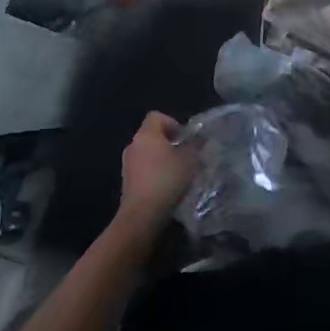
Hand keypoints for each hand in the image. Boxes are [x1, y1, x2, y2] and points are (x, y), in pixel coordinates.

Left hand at [119, 112, 195, 227]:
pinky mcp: (128, 180)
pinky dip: (157, 171)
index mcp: (146, 135)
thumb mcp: (191, 159)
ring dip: (164, 158)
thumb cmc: (167, 179)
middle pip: (153, 135)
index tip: (185, 138)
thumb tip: (201, 138)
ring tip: (180, 171)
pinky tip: (169, 184)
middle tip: (187, 154)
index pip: (156, 116)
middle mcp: (133, 146)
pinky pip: (145, 168)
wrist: (143, 214)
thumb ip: (197, 145)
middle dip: (171, 142)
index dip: (173, 123)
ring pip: (149, 152)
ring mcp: (128, 164)